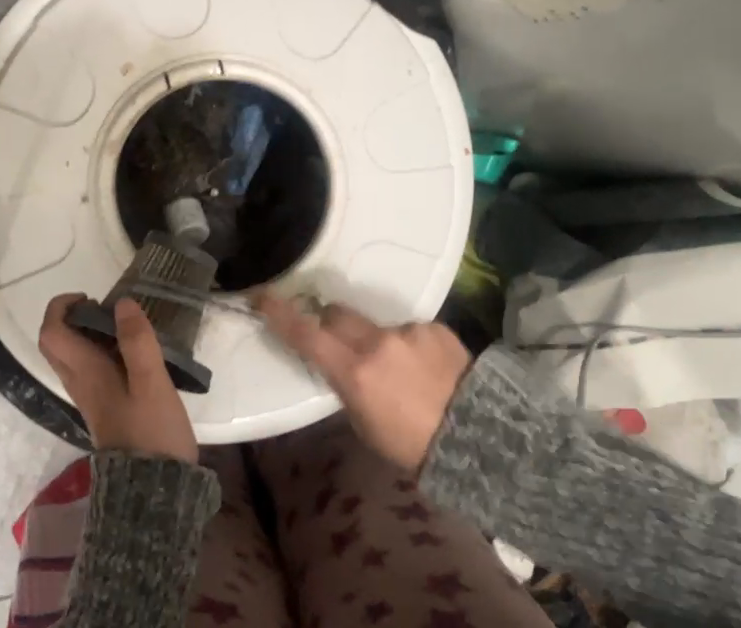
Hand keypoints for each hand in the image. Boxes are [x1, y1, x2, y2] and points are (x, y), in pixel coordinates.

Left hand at [39, 294, 197, 463]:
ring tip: (123, 329)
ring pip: (72, 359)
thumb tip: (121, 303)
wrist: (154, 489)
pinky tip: (131, 356)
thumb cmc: (152, 430)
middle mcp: (79, 384)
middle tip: (102, 310)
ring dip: (87, 336)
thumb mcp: (152, 382)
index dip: (61, 307)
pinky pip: (89, 373)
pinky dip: (100, 354)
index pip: (51, 333)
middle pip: (55, 345)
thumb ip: (137, 341)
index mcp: (85, 373)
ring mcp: (90, 400)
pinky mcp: (103, 411)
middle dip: (69, 319)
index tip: (91, 298)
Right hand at [255, 292, 471, 472]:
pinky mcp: (435, 327)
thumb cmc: (413, 446)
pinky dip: (411, 346)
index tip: (261, 295)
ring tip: (403, 372)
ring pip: (377, 325)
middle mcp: (376, 343)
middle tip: (341, 344)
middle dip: (332, 324)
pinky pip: (411, 331)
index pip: (305, 334)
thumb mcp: (365, 426)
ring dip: (379, 341)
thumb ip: (348, 387)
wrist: (479, 438)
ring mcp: (408, 331)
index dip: (279, 314)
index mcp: (354, 372)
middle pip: (337, 314)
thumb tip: (341, 368)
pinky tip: (428, 370)